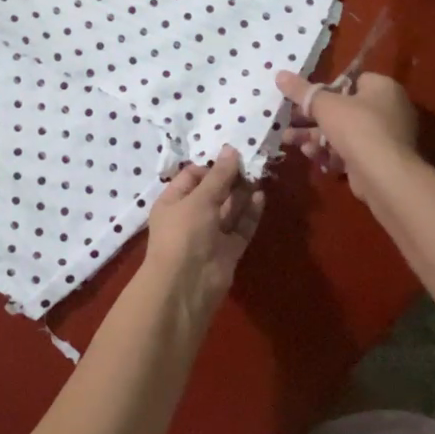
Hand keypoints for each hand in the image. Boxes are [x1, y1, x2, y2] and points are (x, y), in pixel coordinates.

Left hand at [145, 145, 264, 306]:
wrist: (188, 284)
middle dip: (230, 178)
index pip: (192, 177)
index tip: (232, 156)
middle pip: (213, 192)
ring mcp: (210, 234)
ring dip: (242, 193)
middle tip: (252, 161)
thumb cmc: (184, 234)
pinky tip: (261, 196)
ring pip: (229, 209)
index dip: (211, 166)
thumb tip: (231, 149)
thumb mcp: (199, 199)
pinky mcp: (228, 250)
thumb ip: (218, 176)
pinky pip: (240, 227)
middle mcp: (191, 216)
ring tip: (259, 174)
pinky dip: (250, 212)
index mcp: (173, 202)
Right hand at [273, 72, 420, 186]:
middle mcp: (388, 110)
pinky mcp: (377, 161)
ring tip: (289, 140)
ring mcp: (384, 138)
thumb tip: (279, 74)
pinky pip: (349, 152)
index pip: (354, 80)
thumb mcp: (324, 104)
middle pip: (343, 109)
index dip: (328, 88)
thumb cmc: (357, 127)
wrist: (383, 175)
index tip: (306, 97)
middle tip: (289, 120)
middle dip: (312, 118)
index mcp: (382, 88)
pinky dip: (329, 153)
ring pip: (342, 133)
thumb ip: (301, 90)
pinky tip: (310, 155)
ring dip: (314, 136)